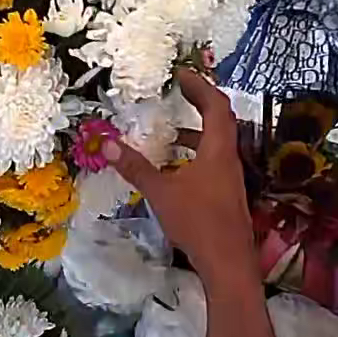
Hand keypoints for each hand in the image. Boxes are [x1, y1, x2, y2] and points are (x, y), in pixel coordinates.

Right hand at [104, 69, 257, 294]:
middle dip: (199, 102)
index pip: (215, 106)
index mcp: (218, 151)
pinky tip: (174, 170)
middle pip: (220, 120)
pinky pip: (211, 163)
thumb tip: (108, 144)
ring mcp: (229, 178)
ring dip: (195, 132)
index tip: (181, 74)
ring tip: (169, 132)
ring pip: (216, 144)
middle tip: (179, 91)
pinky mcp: (226, 195)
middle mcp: (228, 159)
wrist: (227, 262)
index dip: (200, 86)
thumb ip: (135, 167)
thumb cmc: (197, 222)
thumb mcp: (160, 192)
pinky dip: (194, 156)